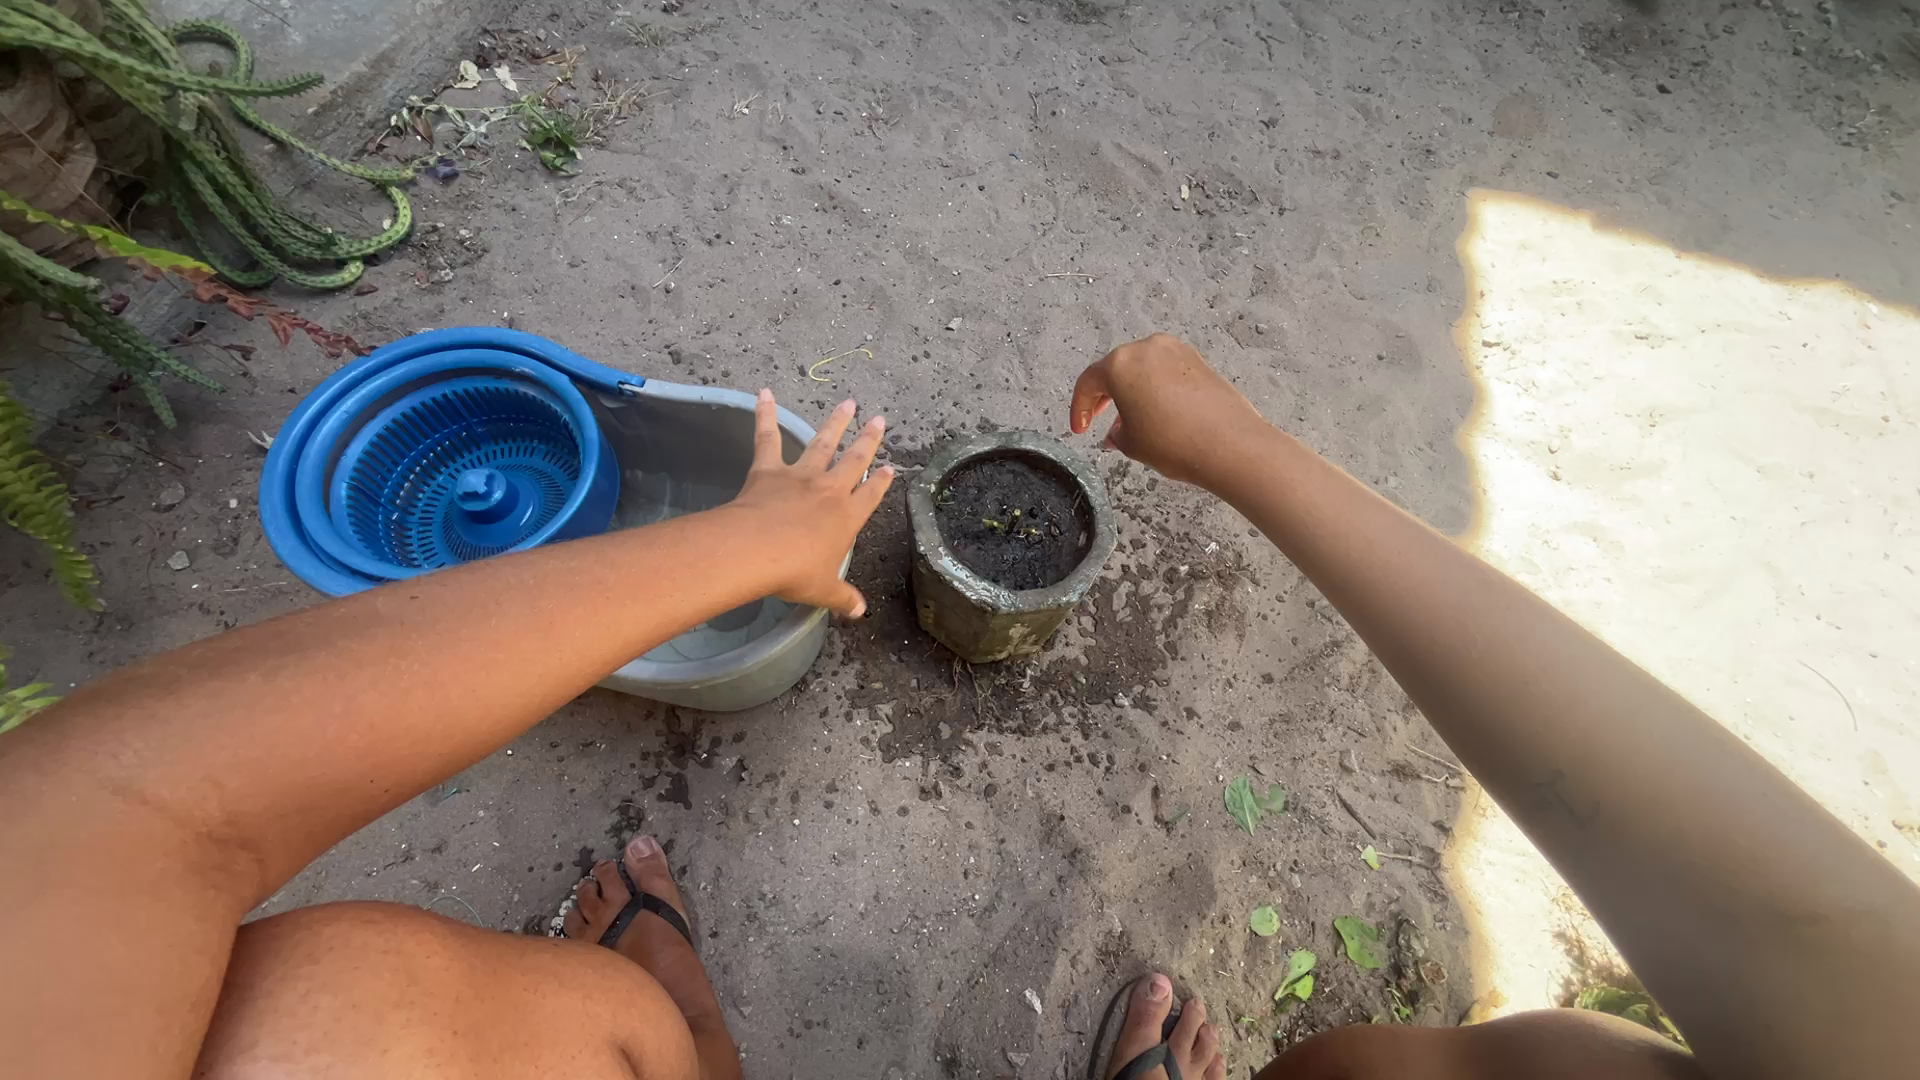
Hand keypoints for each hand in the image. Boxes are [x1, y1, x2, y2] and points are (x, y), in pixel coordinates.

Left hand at [729, 390, 893, 616]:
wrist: (755, 550)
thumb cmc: (794, 572)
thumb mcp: (823, 590)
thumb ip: (842, 598)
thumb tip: (859, 612)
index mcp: (847, 518)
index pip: (870, 496)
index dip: (881, 482)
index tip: (890, 467)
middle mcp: (829, 490)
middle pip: (854, 461)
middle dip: (868, 440)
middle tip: (879, 420)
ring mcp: (800, 476)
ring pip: (822, 443)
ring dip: (835, 423)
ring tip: (848, 403)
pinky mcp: (768, 470)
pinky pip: (767, 437)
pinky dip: (765, 414)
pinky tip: (764, 392)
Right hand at [1068, 333, 1268, 486]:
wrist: (1228, 444)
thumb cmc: (1173, 442)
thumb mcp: (1131, 444)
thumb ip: (1117, 434)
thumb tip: (1117, 433)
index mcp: (1121, 364)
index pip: (1089, 383)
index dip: (1080, 408)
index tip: (1080, 429)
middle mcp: (1147, 348)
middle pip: (1115, 370)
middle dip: (1104, 397)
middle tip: (1098, 420)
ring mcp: (1176, 351)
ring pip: (1141, 369)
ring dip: (1130, 392)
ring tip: (1130, 422)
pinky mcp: (1197, 361)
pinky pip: (1164, 371)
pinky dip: (1153, 389)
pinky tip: (1156, 413)